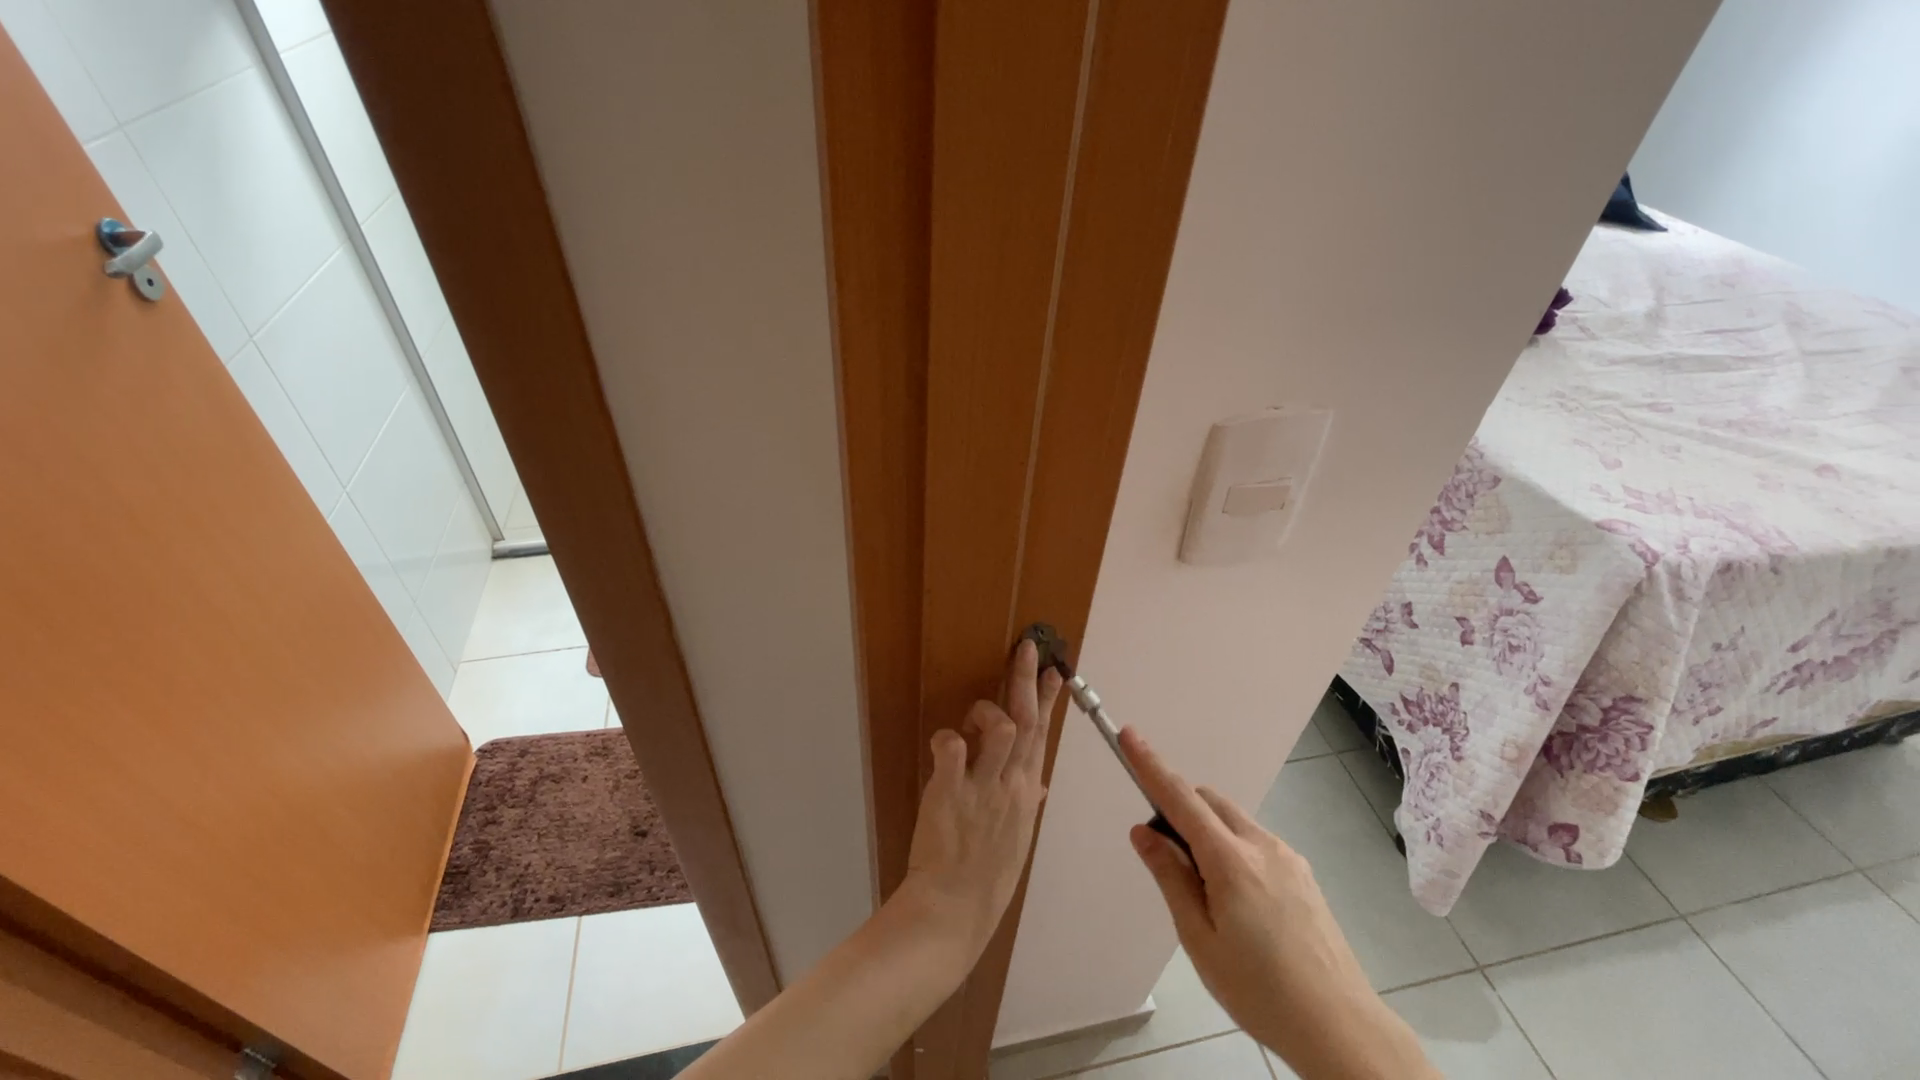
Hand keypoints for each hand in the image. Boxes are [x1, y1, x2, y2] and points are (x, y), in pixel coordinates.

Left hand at [899, 640, 1062, 960]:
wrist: (956, 907)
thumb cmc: (987, 873)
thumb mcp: (1018, 837)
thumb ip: (1027, 803)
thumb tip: (1039, 785)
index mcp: (1027, 791)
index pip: (1043, 734)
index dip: (1048, 699)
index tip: (1055, 670)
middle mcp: (1012, 784)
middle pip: (1026, 720)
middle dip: (1026, 679)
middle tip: (1026, 648)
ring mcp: (983, 787)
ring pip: (1001, 728)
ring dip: (985, 712)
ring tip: (972, 720)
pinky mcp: (950, 791)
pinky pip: (952, 748)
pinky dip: (947, 739)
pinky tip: (944, 746)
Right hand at [1121, 728, 1435, 1079]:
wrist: (1340, 1025)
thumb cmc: (1258, 989)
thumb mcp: (1199, 939)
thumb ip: (1171, 877)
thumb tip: (1144, 831)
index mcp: (1230, 861)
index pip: (1180, 798)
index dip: (1149, 765)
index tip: (1129, 734)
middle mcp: (1262, 846)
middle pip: (1209, 801)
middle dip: (1178, 806)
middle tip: (1162, 854)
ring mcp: (1288, 858)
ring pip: (1233, 821)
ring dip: (1206, 830)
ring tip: (1202, 892)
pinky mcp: (1303, 875)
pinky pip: (1255, 842)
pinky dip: (1231, 847)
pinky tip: (1236, 902)